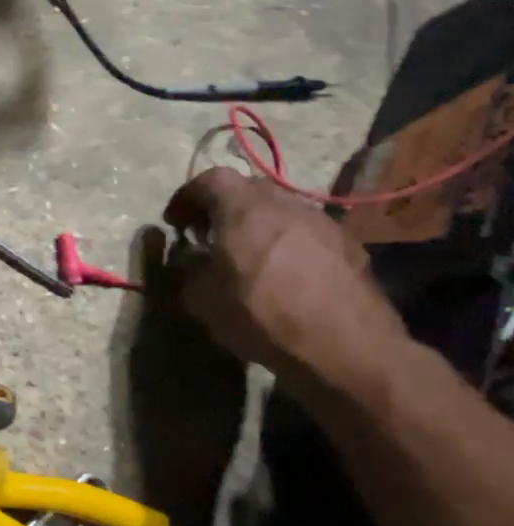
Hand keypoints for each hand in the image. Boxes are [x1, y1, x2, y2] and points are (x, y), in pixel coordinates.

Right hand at [164, 167, 404, 383]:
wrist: (346, 347)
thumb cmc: (260, 315)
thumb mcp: (199, 297)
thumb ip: (187, 267)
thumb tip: (189, 256)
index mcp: (244, 211)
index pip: (211, 179)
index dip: (187, 196)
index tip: (175, 223)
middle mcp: (287, 206)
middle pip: (250, 189)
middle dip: (224, 206)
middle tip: (208, 235)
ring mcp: (325, 225)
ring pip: (282, 210)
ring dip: (258, 224)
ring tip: (246, 255)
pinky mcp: (350, 248)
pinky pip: (306, 232)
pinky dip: (287, 241)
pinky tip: (282, 273)